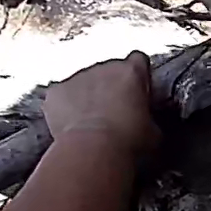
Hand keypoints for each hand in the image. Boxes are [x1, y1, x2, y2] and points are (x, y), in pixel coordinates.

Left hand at [41, 51, 158, 157]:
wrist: (93, 150)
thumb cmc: (130, 140)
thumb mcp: (154, 131)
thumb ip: (149, 116)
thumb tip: (145, 120)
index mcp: (131, 72)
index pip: (138, 60)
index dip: (138, 75)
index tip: (138, 91)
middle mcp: (104, 67)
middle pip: (109, 70)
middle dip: (111, 86)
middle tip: (115, 112)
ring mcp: (77, 77)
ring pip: (84, 82)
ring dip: (88, 96)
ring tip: (91, 122)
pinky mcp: (56, 91)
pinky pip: (63, 95)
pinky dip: (66, 106)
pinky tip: (73, 125)